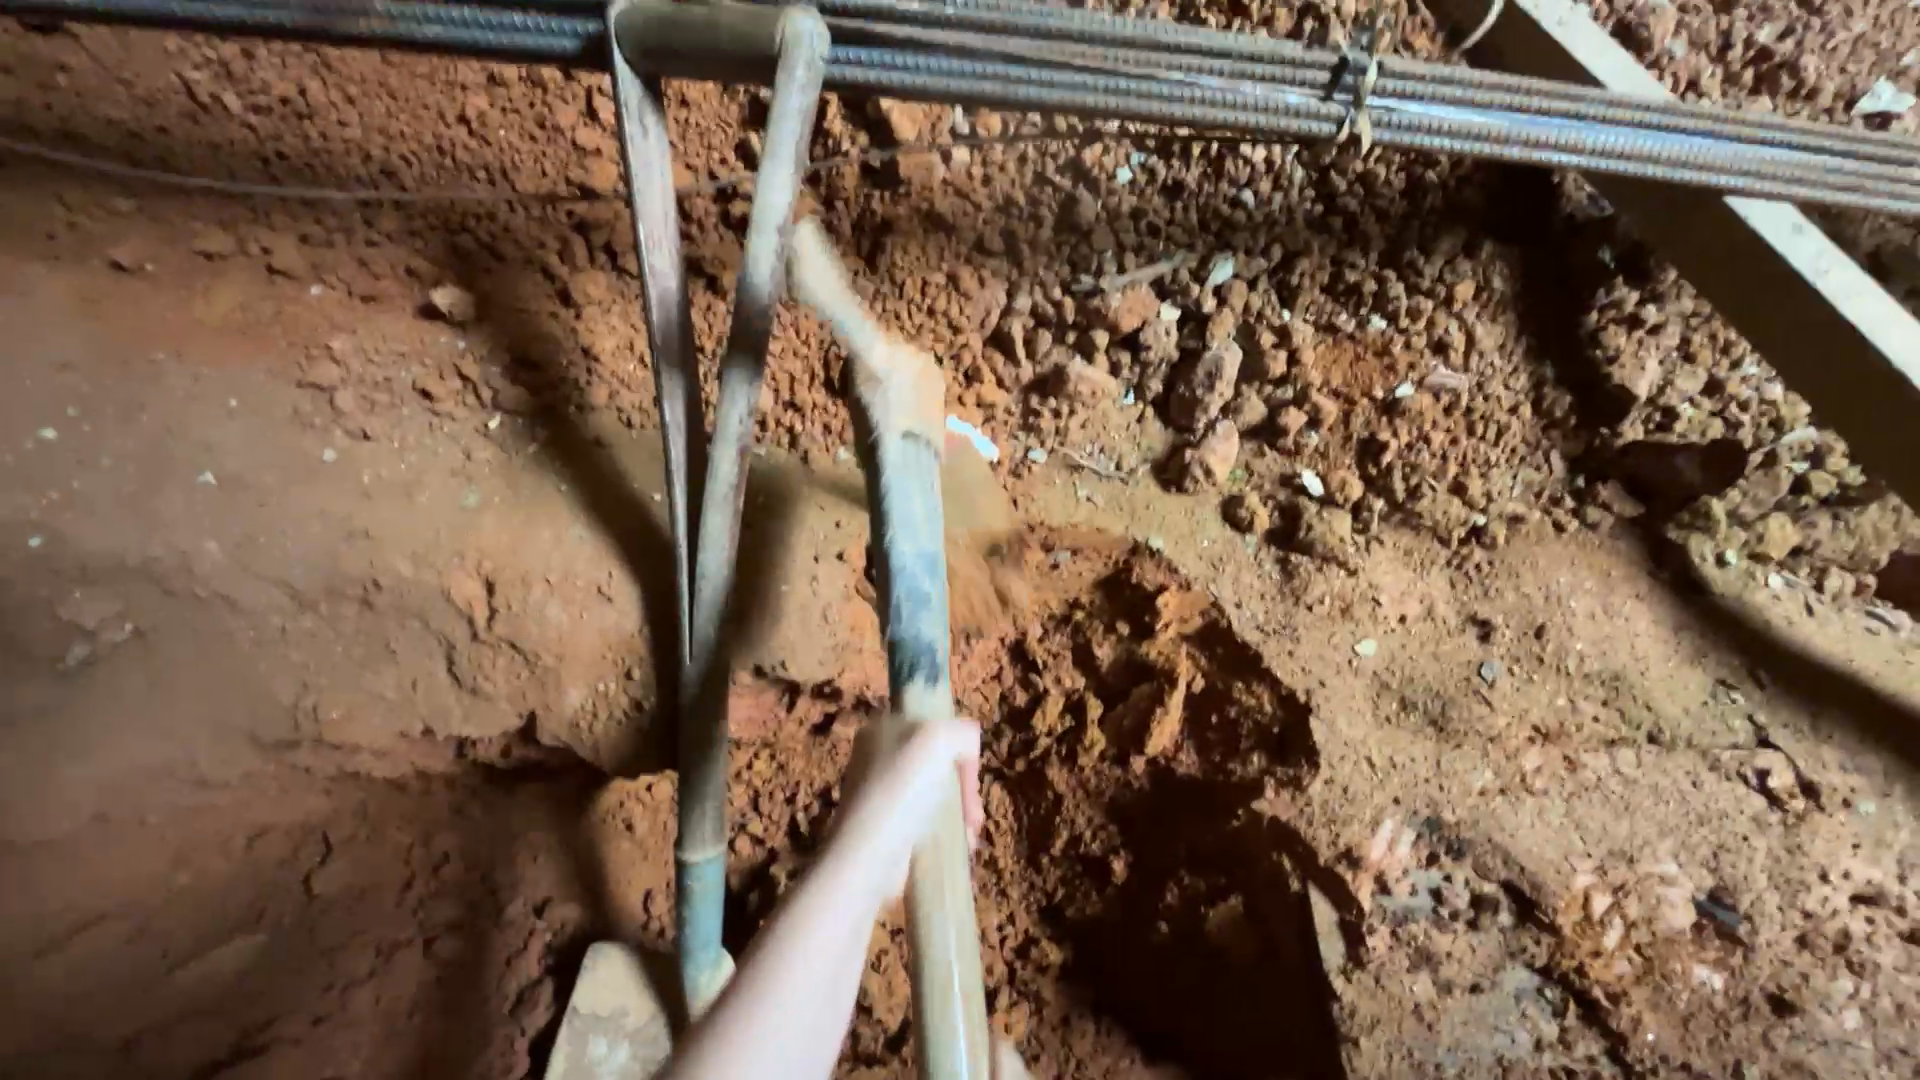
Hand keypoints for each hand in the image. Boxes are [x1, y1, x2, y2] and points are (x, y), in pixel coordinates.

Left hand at [831, 716, 983, 907]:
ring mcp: (884, 795)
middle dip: (964, 787)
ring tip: (968, 833)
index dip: (958, 747)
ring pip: (939, 794)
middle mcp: (880, 758)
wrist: (870, 856)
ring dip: (961, 812)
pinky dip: (949, 832)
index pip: (934, 725)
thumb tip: (968, 746)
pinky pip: (930, 822)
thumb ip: (961, 732)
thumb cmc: (903, 788)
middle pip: (940, 763)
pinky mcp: (890, 829)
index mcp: (884, 728)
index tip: (968, 772)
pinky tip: (960, 844)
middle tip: (971, 811)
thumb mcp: (938, 738)